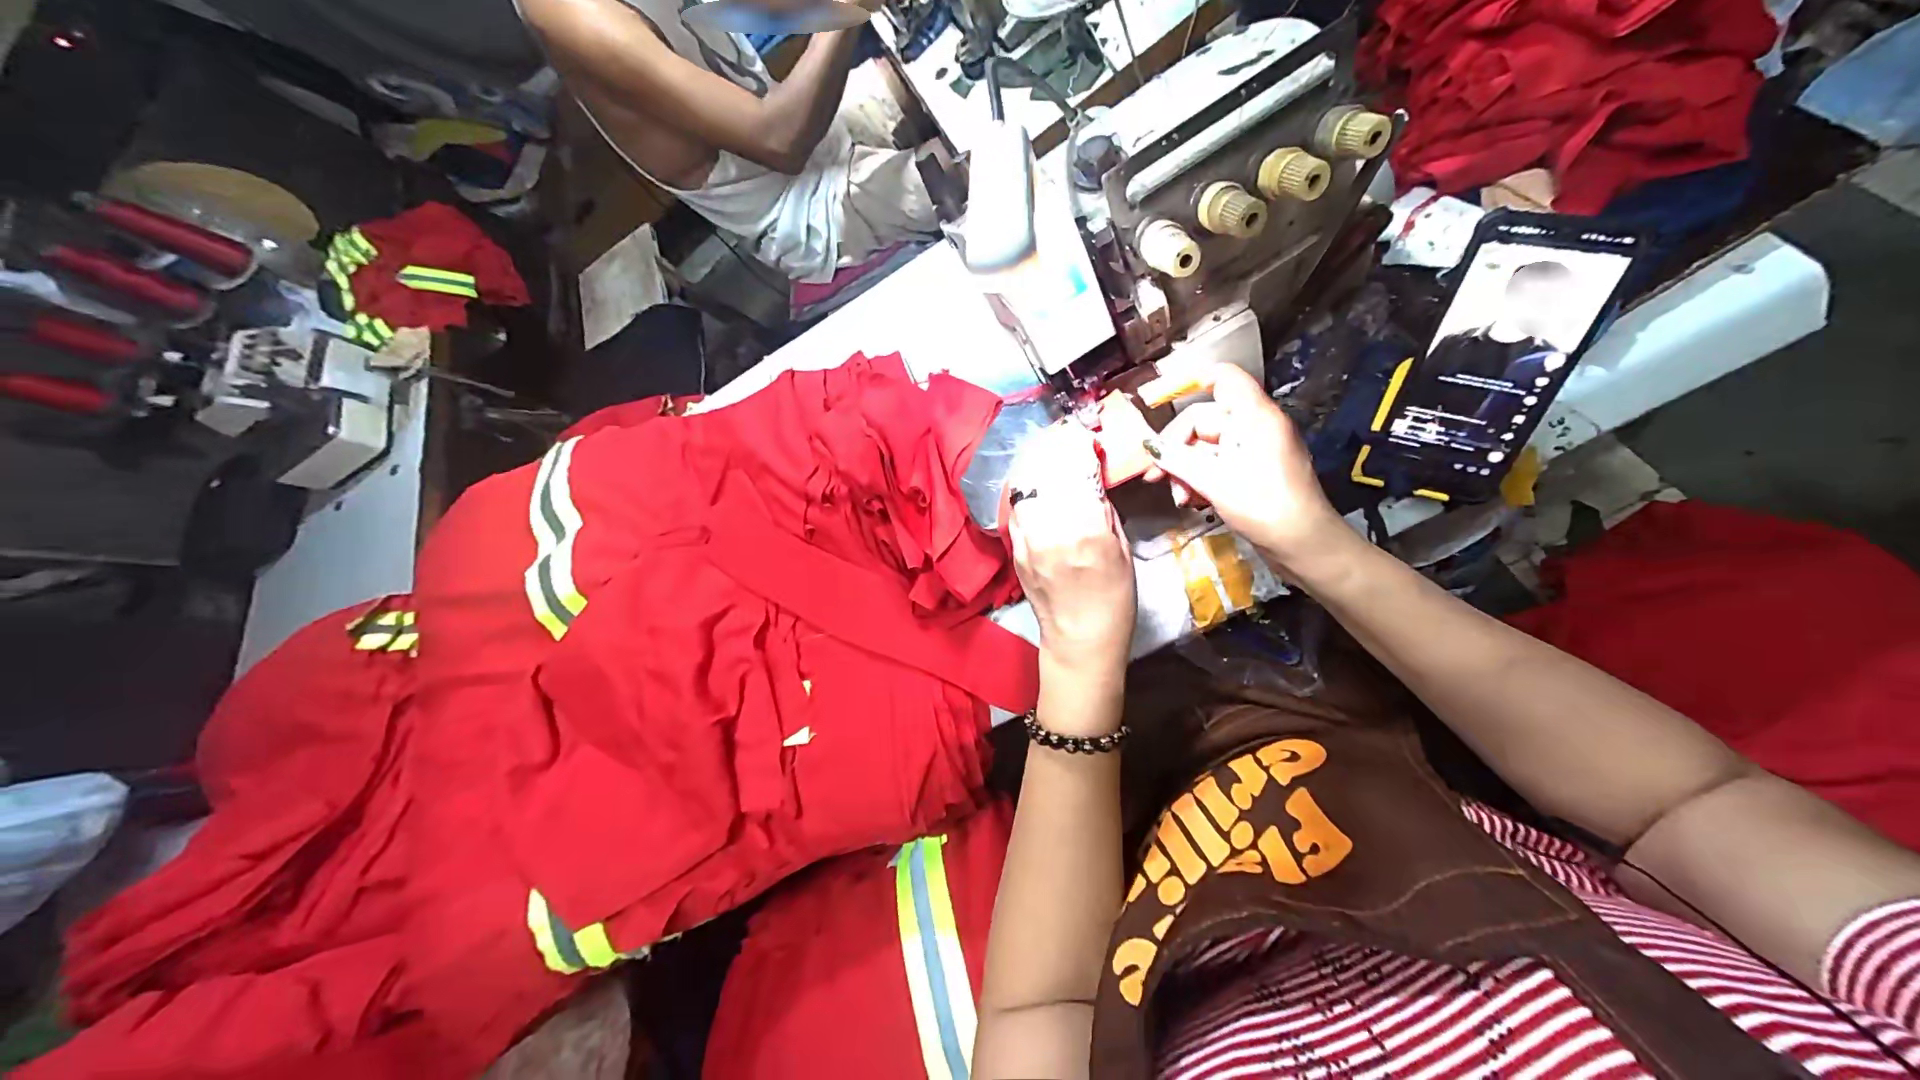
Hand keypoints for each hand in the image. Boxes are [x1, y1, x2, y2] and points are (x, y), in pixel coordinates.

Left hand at [1006, 423, 1136, 688]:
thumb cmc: (1113, 599)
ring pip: (1025, 487)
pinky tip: (1033, 483)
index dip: (1079, 447)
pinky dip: (1025, 491)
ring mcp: (1027, 539)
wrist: (1079, 639)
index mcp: (1086, 530)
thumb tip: (1092, 480)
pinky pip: (1016, 509)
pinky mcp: (1014, 549)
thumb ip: (1103, 511)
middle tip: (1065, 436)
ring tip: (1046, 453)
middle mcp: (1051, 529)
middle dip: (1056, 448)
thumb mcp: (1121, 550)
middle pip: (1047, 473)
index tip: (1084, 435)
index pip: (1077, 471)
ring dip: (1036, 465)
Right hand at [1141, 363, 1354, 577]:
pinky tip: (1191, 500)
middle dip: (1176, 448)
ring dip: (1185, 470)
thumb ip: (1178, 460)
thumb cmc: (1263, 505)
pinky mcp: (1254, 471)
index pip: (1223, 378)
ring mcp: (1255, 449)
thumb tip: (1150, 447)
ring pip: (1207, 447)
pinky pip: (1219, 464)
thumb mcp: (1214, 480)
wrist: (1303, 543)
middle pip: (1204, 420)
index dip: (1189, 381)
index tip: (1156, 398)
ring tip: (1178, 497)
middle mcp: (1255, 425)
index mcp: (1254, 416)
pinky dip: (1201, 479)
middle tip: (1155, 477)